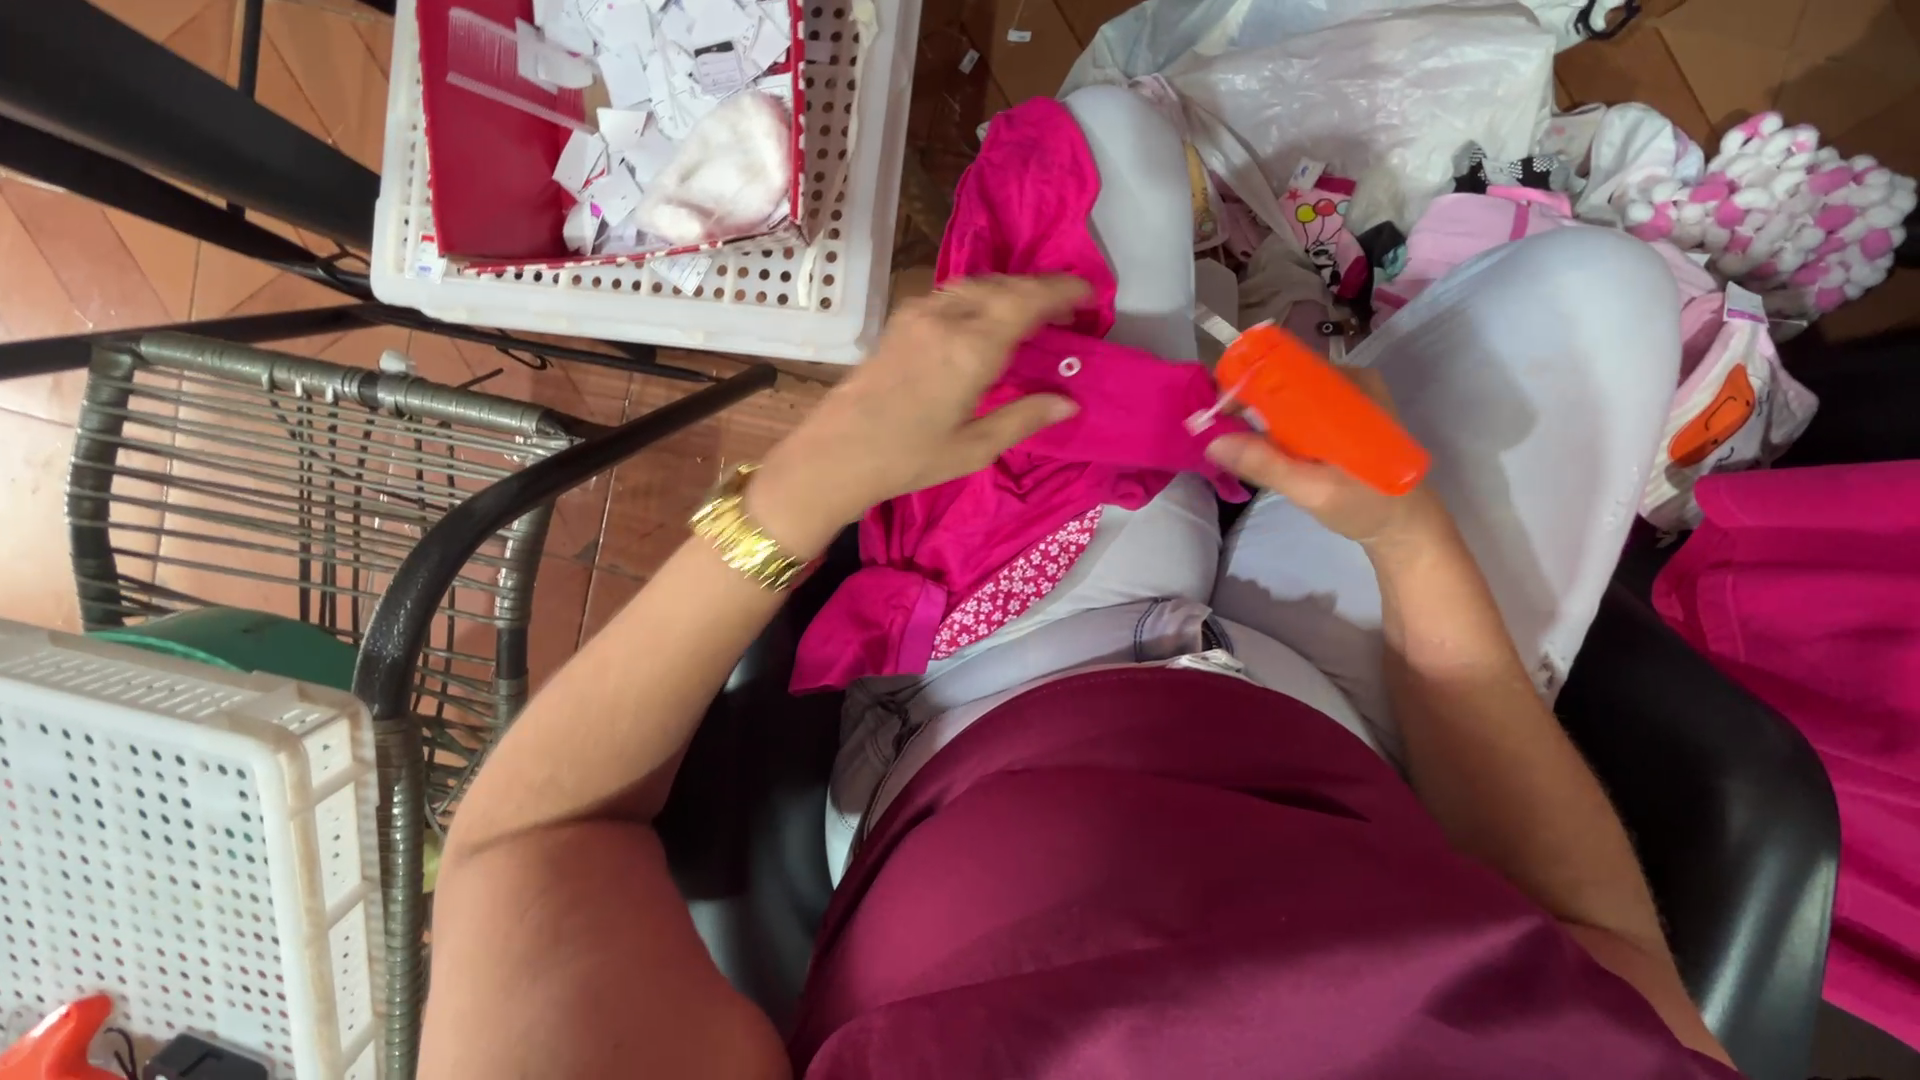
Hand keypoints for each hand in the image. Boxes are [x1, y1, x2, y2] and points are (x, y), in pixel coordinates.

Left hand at [750, 274, 1088, 554]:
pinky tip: (984, 318)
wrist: (835, 455)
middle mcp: (946, 320)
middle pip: (1004, 286)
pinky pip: (951, 294)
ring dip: (1009, 290)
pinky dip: (979, 296)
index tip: (1088, 294)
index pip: (1027, 300)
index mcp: (971, 349)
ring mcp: (918, 316)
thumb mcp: (974, 448)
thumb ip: (1024, 418)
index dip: (1062, 291)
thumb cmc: (908, 460)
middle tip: (1065, 307)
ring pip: (976, 285)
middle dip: (1040, 289)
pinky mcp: (900, 323)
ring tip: (1030, 311)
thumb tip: (1069, 402)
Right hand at [1203, 368, 1448, 555]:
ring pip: (1288, 395)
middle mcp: (1349, 383)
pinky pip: (1298, 408)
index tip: (1216, 411)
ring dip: (1259, 416)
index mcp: (1349, 390)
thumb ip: (1266, 464)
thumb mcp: (1314, 490)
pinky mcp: (1342, 415)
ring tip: (1235, 442)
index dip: (1246, 383)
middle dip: (1247, 402)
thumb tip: (1213, 442)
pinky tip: (1264, 447)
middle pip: (1283, 379)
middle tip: (1220, 432)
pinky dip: (1276, 424)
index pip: (1286, 368)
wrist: (1405, 527)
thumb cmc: (1367, 507)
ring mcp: (1347, 398)